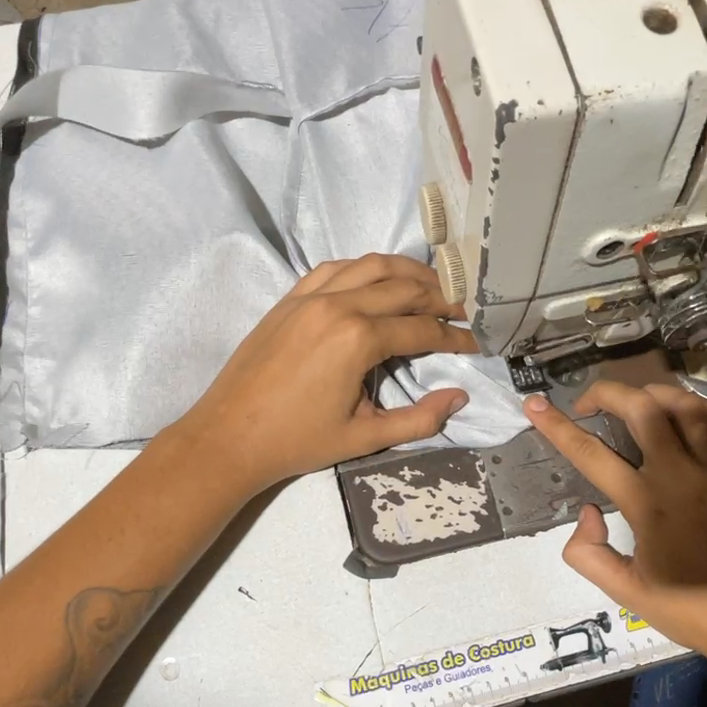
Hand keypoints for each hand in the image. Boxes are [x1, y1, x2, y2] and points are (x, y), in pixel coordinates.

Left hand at [171, 254, 479, 492]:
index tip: (476, 343)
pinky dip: (365, 268)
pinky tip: (378, 281)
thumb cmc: (298, 441)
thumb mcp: (365, 438)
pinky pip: (335, 268)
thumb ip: (419, 420)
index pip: (422, 329)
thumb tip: (459, 398)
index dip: (455, 336)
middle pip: (404, 287)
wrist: (230, 436)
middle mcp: (338, 305)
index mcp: (358, 340)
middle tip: (463, 310)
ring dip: (408, 272)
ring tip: (431, 287)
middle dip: (441, 297)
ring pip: (371, 265)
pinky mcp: (291, 298)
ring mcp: (310, 296)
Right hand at [522, 381, 706, 682]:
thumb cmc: (692, 612)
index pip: (591, 454)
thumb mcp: (626, 593)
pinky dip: (699, 406)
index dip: (557, 427)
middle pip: (642, 408)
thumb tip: (588, 513)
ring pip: (685, 404)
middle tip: (588, 404)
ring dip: (652, 392)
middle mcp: (682, 475)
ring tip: (634, 402)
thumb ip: (588, 554)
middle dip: (607, 393)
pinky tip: (686, 413)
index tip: (533, 405)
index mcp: (647, 504)